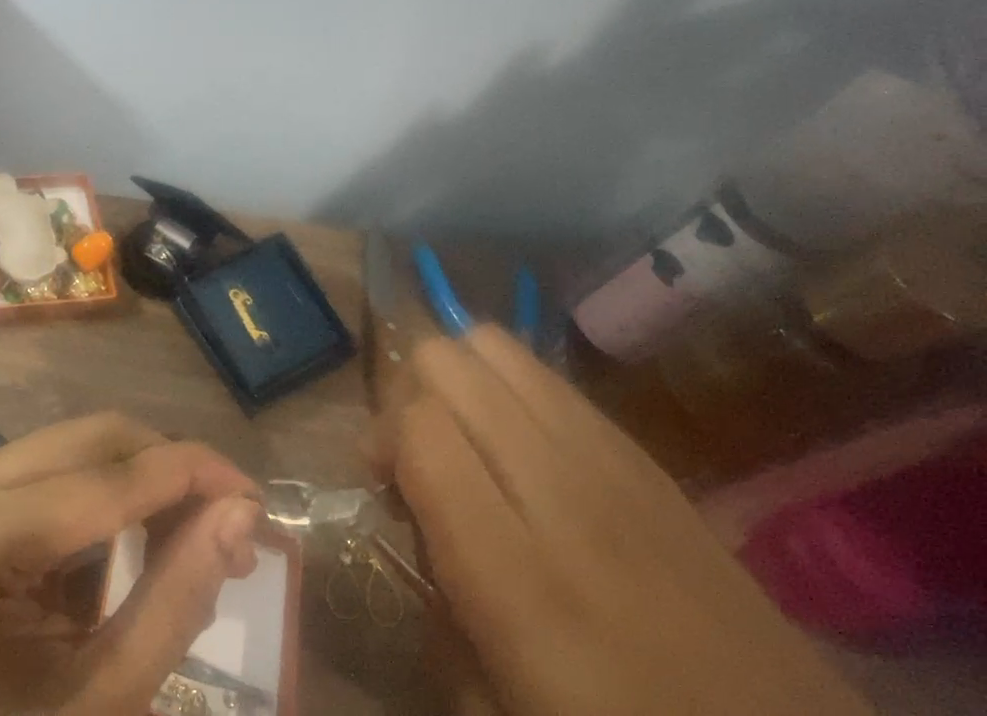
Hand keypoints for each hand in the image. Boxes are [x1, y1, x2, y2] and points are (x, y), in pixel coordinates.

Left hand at [0, 413, 260, 715]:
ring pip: (84, 445)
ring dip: (151, 480)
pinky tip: (151, 537)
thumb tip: (239, 511)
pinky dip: (116, 492)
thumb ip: (176, 598)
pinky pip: (62, 465)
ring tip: (200, 543)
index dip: (195, 475)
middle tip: (233, 533)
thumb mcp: (105, 689)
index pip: (110, 478)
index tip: (260, 502)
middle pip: (98, 440)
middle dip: (175, 474)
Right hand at [375, 325, 872, 715]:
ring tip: (464, 444)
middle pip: (451, 363)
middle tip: (415, 460)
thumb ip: (431, 607)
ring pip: (499, 349)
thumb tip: (410, 529)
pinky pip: (551, 380)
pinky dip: (511, 394)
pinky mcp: (648, 456)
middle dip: (409, 396)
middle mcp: (562, 489)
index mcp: (515, 571)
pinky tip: (522, 454)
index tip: (383, 487)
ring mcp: (614, 461)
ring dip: (459, 384)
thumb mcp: (490, 701)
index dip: (381, 439)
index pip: (421, 425)